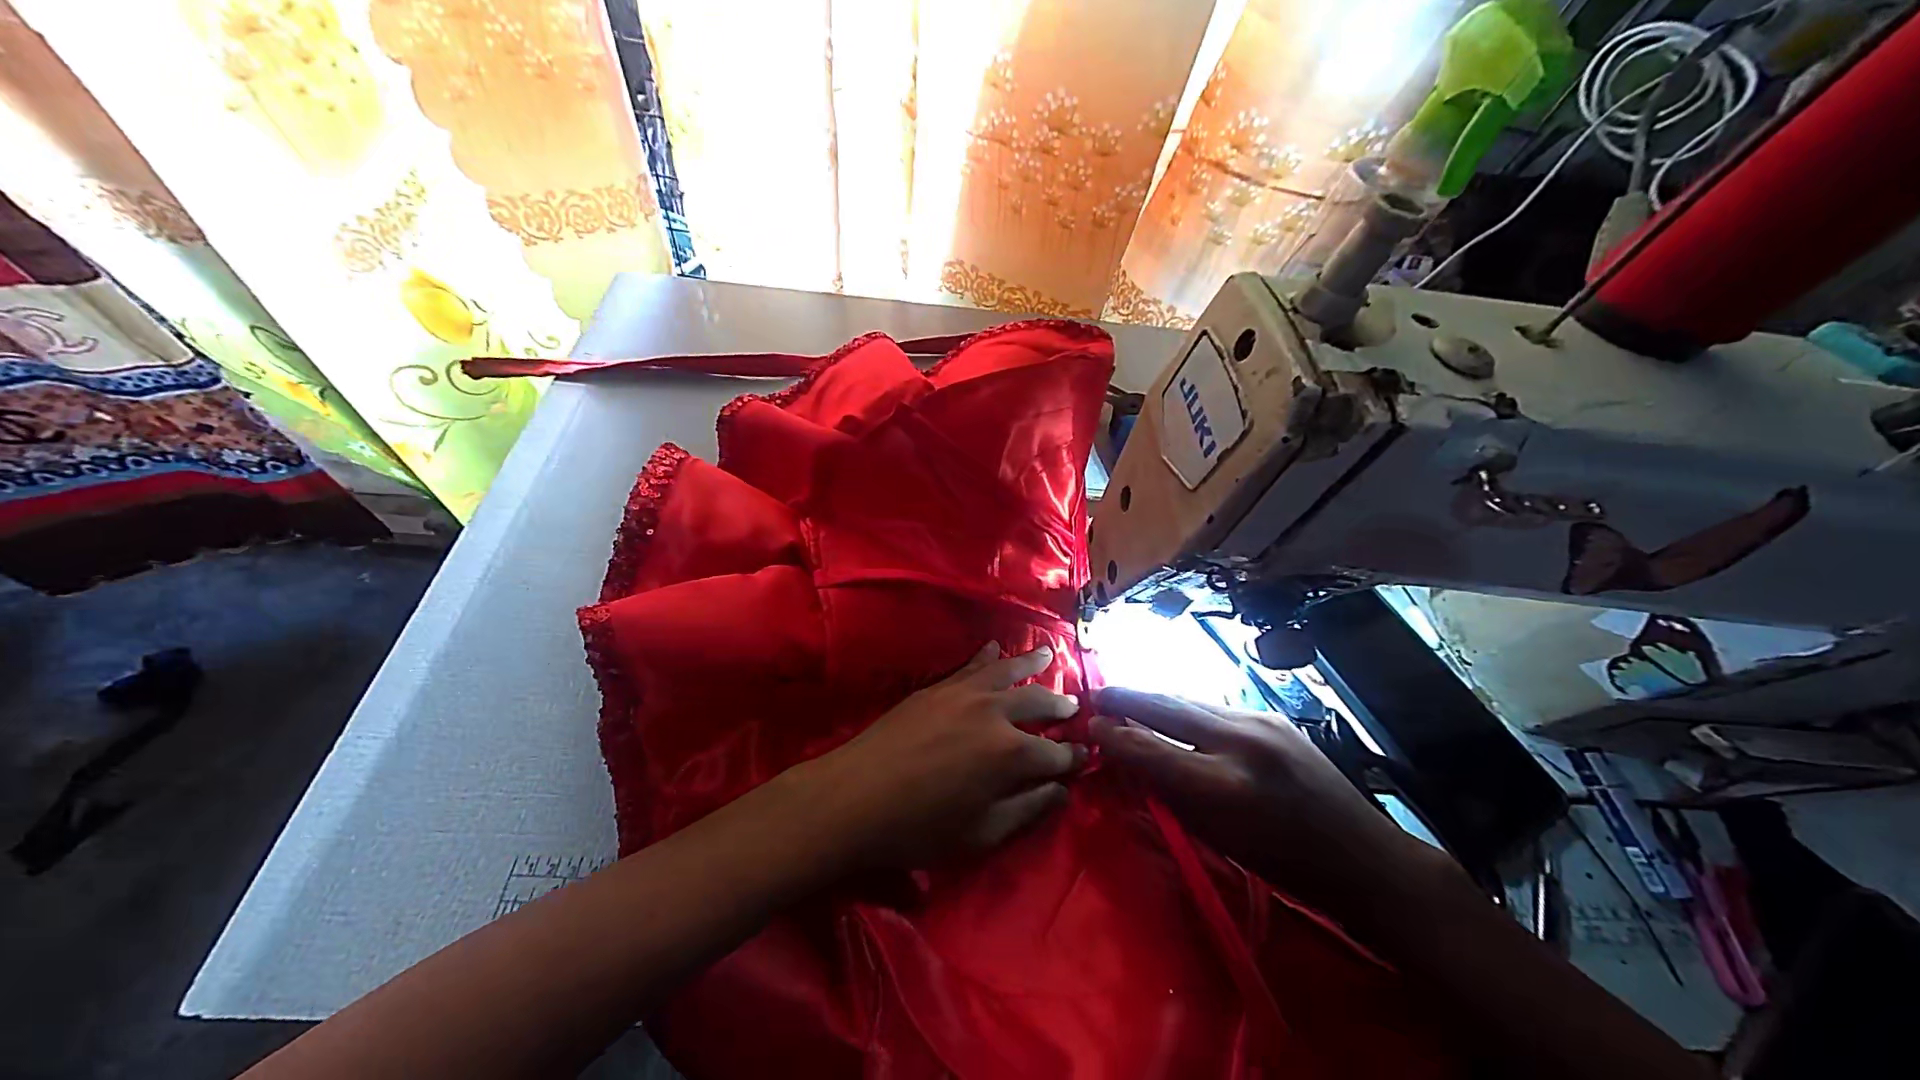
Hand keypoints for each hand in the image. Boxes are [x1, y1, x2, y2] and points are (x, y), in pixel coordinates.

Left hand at [788, 642, 1084, 869]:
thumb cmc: (919, 828)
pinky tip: (993, 648)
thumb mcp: (982, 834)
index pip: (1056, 754)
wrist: (854, 797)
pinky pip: (969, 666)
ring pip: (1006, 671)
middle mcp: (994, 714)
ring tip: (1048, 655)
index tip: (1086, 756)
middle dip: (1059, 706)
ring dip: (1031, 663)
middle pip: (1038, 703)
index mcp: (1012, 754)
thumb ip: (1027, 809)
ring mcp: (963, 694)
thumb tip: (1062, 790)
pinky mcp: (936, 688)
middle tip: (1074, 707)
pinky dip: (986, 657)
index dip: (1073, 757)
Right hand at [1090, 687, 1448, 916]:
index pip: (1149, 747)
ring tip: (1128, 701)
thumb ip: (1168, 792)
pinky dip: (1187, 708)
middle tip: (1098, 696)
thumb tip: (1127, 758)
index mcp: (1223, 785)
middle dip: (1126, 698)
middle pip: (1166, 705)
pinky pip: (1215, 706)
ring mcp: (1261, 722)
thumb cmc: (1283, 865)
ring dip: (1155, 700)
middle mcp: (1240, 742)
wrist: (1362, 856)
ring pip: (1190, 699)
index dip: (1114, 735)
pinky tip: (1175, 714)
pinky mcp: (1274, 716)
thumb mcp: (1216, 837)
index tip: (1091, 726)